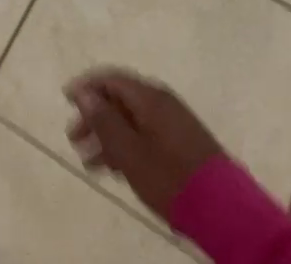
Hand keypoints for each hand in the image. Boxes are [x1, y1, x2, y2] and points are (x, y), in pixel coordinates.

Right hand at [64, 69, 223, 220]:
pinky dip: (126, 146)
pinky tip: (114, 169)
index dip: (86, 87)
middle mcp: (162, 104)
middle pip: (120, 100)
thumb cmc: (168, 176)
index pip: (111, 79)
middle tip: (75, 138)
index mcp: (149, 98)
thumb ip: (104, 120)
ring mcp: (175, 124)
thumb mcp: (128, 150)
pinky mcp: (182, 144)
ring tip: (90, 162)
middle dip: (94, 117)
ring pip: (132, 120)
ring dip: (108, 136)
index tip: (65, 100)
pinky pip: (145, 135)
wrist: (225, 212)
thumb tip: (84, 94)